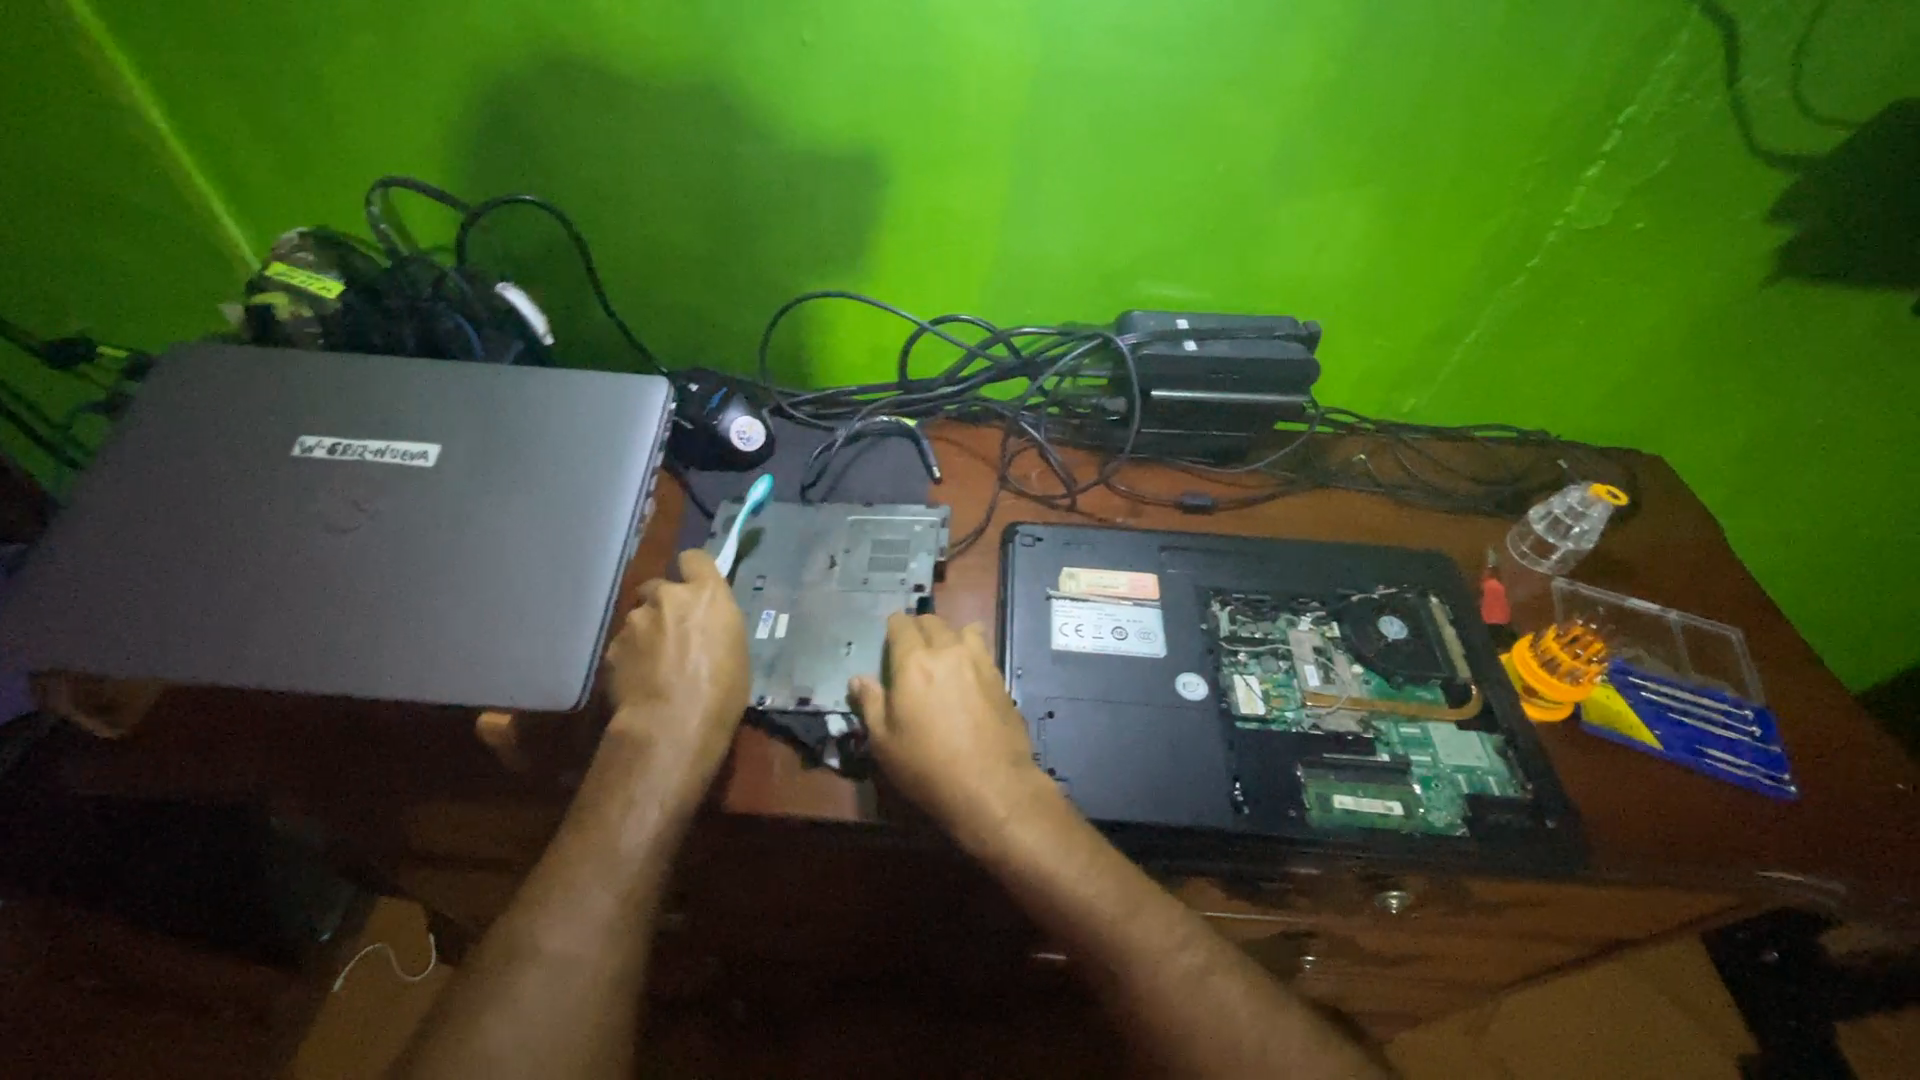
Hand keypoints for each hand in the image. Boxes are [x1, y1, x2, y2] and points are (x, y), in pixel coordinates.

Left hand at [601, 549, 749, 790]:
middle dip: (663, 604)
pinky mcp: (613, 647)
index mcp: (707, 595)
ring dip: (646, 632)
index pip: (694, 558)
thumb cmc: (722, 691)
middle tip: (673, 633)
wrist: (671, 725)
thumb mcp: (736, 651)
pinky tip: (639, 681)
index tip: (694, 586)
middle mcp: (669, 597)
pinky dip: (631, 657)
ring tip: (654, 665)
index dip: (692, 570)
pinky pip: (624, 644)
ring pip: (639, 617)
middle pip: (659, 587)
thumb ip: (716, 625)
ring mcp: (636, 621)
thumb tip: (704, 626)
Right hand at [849, 614, 1056, 850]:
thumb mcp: (884, 742)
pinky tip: (969, 671)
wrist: (991, 785)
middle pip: (933, 622)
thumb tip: (858, 679)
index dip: (894, 627)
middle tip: (913, 649)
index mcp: (913, 662)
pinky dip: (973, 651)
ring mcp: (979, 662)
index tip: (890, 638)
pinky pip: (984, 650)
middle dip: (919, 629)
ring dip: (950, 635)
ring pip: (964, 630)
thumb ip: (871, 704)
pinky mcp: (1000, 678)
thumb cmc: (927, 766)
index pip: (902, 625)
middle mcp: (948, 651)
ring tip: (945, 653)